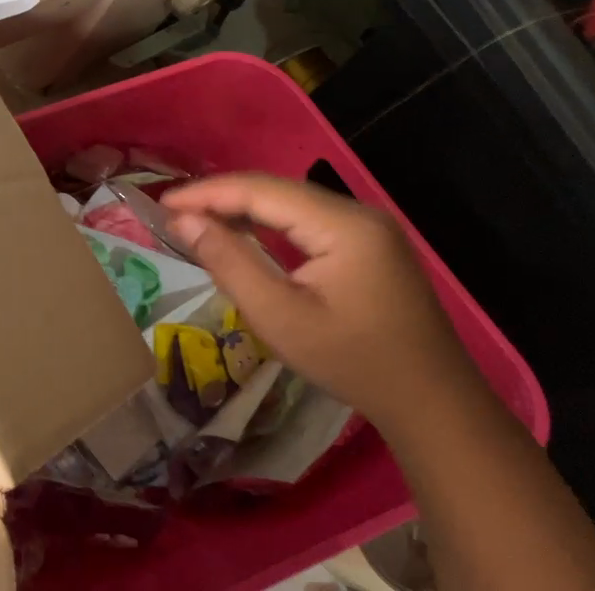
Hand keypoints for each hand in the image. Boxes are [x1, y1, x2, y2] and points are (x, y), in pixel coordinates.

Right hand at [162, 173, 484, 428]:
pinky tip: (240, 233)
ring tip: (195, 219)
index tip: (160, 205)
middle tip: (171, 212)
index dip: (205, 193)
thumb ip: (228, 261)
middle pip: (275, 189)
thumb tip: (182, 220)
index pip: (260, 190)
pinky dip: (265, 222)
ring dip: (240, 207)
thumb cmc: (352, 361)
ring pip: (289, 202)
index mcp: (344, 225)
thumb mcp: (278, 316)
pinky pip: (305, 219)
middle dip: (219, 197)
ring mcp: (368, 229)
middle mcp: (359, 214)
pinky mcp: (369, 245)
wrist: (434, 405)